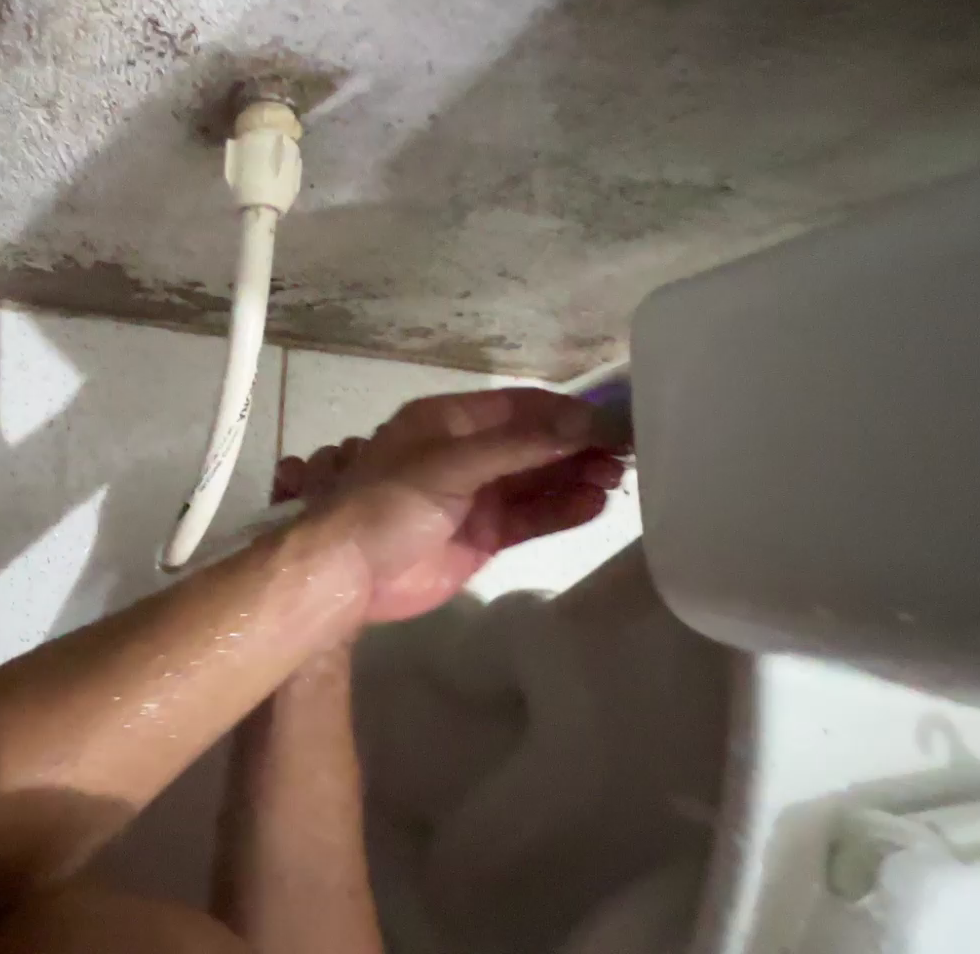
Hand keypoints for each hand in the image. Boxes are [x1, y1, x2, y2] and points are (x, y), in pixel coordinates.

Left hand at [273, 389, 625, 622]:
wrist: (351, 571)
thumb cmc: (390, 502)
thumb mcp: (450, 464)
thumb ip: (518, 445)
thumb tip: (586, 423)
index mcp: (447, 422)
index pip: (518, 406)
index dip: (566, 411)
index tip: (617, 419)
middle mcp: (465, 453)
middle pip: (533, 443)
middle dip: (577, 446)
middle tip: (628, 454)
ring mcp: (475, 496)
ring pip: (536, 480)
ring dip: (575, 477)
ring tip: (617, 479)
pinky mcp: (483, 535)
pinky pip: (530, 517)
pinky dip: (561, 511)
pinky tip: (595, 505)